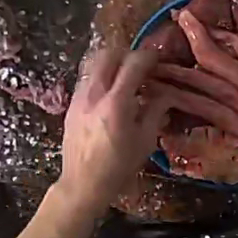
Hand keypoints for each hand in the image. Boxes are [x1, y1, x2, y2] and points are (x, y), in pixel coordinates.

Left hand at [51, 46, 170, 217]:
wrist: (82, 183)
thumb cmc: (119, 166)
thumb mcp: (145, 141)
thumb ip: (155, 112)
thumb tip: (166, 95)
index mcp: (117, 103)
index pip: (133, 64)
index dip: (148, 56)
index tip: (158, 58)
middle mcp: (95, 94)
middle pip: (108, 54)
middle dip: (127, 54)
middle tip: (140, 66)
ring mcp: (79, 97)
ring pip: (94, 63)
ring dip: (112, 63)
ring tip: (126, 78)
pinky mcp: (71, 104)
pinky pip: (87, 78)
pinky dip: (102, 77)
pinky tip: (112, 94)